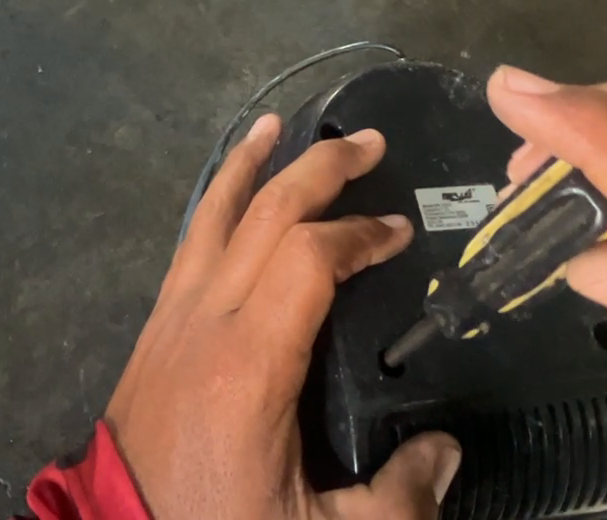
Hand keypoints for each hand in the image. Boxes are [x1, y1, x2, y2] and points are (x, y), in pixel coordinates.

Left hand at [105, 114, 461, 519]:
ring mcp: (176, 309)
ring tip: (280, 125)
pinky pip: (191, 237)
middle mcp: (209, 315)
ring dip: (252, 162)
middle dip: (321, 169)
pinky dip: (215, 196)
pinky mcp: (159, 318)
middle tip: (367, 142)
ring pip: (216, 210)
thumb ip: (395, 502)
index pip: (309, 257)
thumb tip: (447, 452)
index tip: (399, 232)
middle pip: (267, 213)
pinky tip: (230, 184)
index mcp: (251, 360)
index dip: (360, 234)